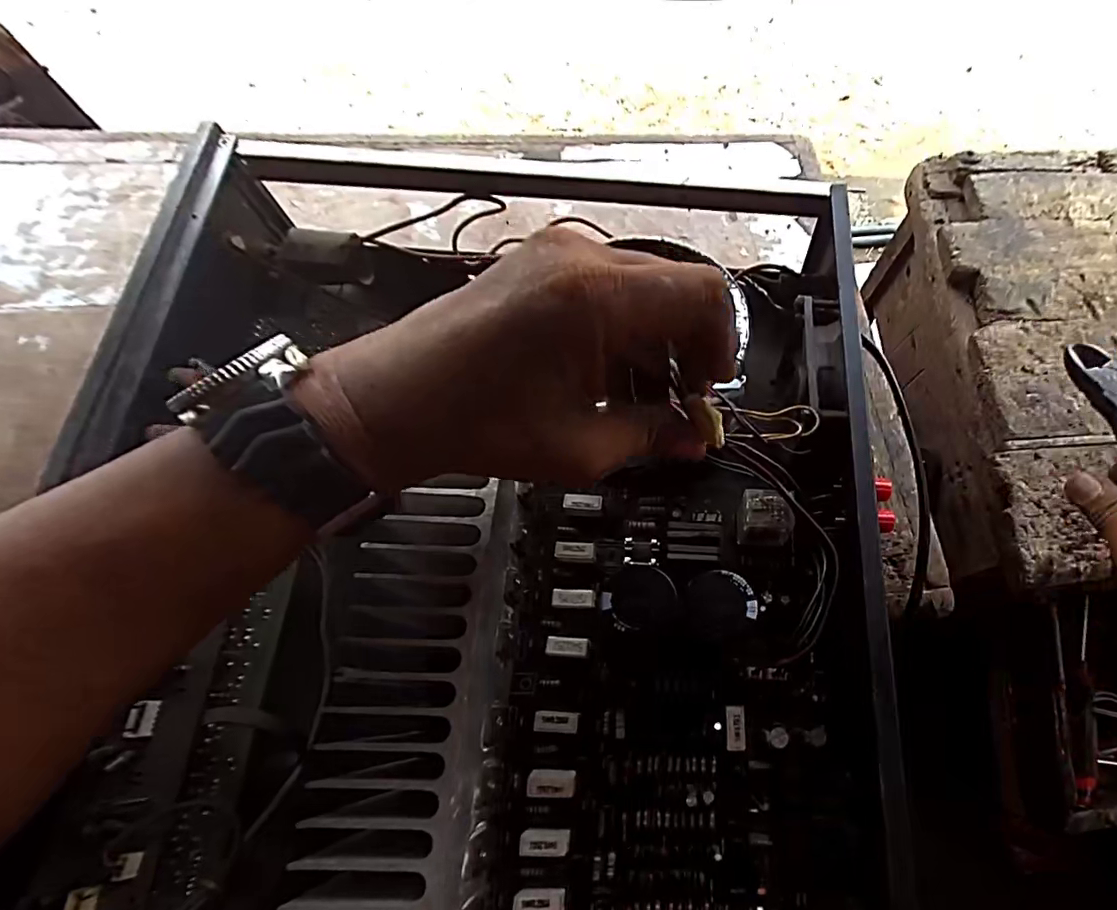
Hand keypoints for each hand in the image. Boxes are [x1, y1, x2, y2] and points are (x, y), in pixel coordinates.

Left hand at [291, 226, 735, 488]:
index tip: (711, 386)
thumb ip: (655, 435)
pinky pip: (613, 291)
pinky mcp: (541, 266)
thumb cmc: (473, 420)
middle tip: (684, 400)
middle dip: (693, 349)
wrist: (393, 401)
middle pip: (681, 289)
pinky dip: (628, 332)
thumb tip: (695, 436)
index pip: (705, 293)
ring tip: (644, 398)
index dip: (723, 343)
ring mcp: (557, 257)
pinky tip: (615, 378)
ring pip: (649, 290)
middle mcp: (580, 260)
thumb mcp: (584, 446)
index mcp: (596, 298)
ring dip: (661, 344)